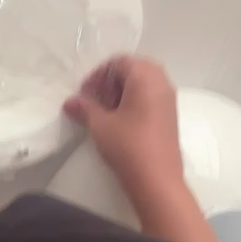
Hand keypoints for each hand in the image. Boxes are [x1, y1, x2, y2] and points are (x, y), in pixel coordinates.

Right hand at [63, 55, 185, 200]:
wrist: (157, 179)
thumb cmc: (127, 146)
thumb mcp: (100, 125)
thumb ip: (85, 108)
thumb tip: (70, 102)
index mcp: (145, 78)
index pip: (119, 61)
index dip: (98, 74)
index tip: (85, 94)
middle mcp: (161, 82)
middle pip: (134, 68)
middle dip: (111, 80)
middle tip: (95, 99)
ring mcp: (169, 98)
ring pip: (144, 82)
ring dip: (122, 91)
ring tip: (106, 111)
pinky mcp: (170, 115)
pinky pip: (151, 95)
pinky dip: (134, 100)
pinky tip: (120, 121)